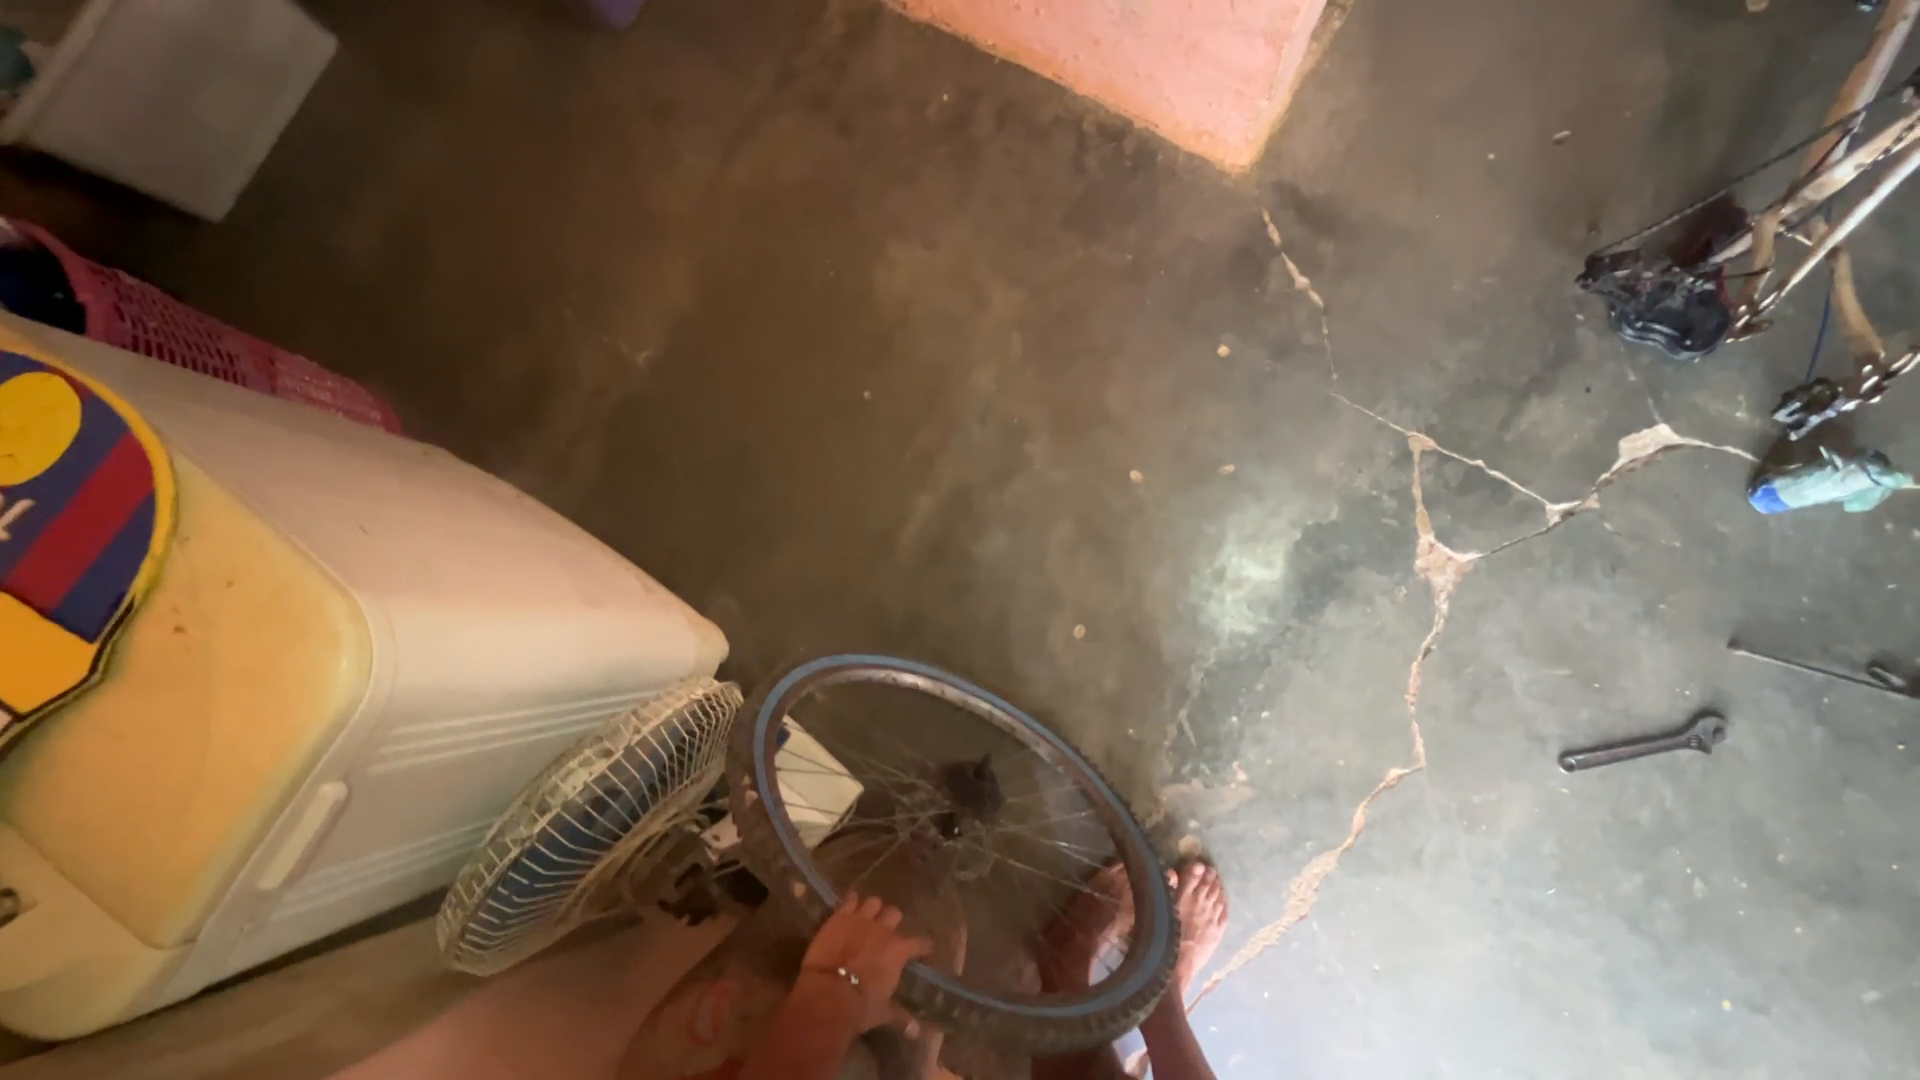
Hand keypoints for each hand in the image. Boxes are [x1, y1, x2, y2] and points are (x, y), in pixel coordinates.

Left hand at [799, 891, 933, 1034]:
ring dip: (872, 909)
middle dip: (893, 921)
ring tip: (868, 916)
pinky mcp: (840, 916)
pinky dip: (851, 901)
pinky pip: (849, 900)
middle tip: (888, 931)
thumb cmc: (860, 1006)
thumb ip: (900, 1017)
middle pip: (895, 914)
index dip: (923, 946)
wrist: (828, 993)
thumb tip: (917, 1032)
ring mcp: (861, 919)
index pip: (920, 943)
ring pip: (874, 902)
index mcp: (899, 951)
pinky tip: (850, 904)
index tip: (924, 949)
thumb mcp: (882, 1013)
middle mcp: (884, 930)